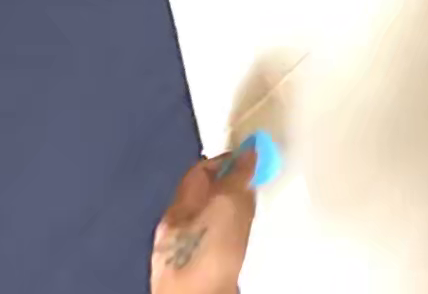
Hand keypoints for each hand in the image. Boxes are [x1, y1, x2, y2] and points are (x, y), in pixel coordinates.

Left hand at [150, 149, 257, 293]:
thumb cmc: (210, 251)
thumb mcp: (228, 202)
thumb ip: (238, 174)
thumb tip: (248, 151)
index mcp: (176, 210)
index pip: (199, 171)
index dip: (226, 160)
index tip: (250, 158)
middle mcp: (173, 232)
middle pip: (203, 196)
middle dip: (229, 186)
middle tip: (254, 183)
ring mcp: (181, 256)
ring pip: (208, 221)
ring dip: (229, 211)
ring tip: (251, 209)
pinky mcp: (194, 276)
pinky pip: (212, 243)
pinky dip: (228, 234)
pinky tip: (241, 237)